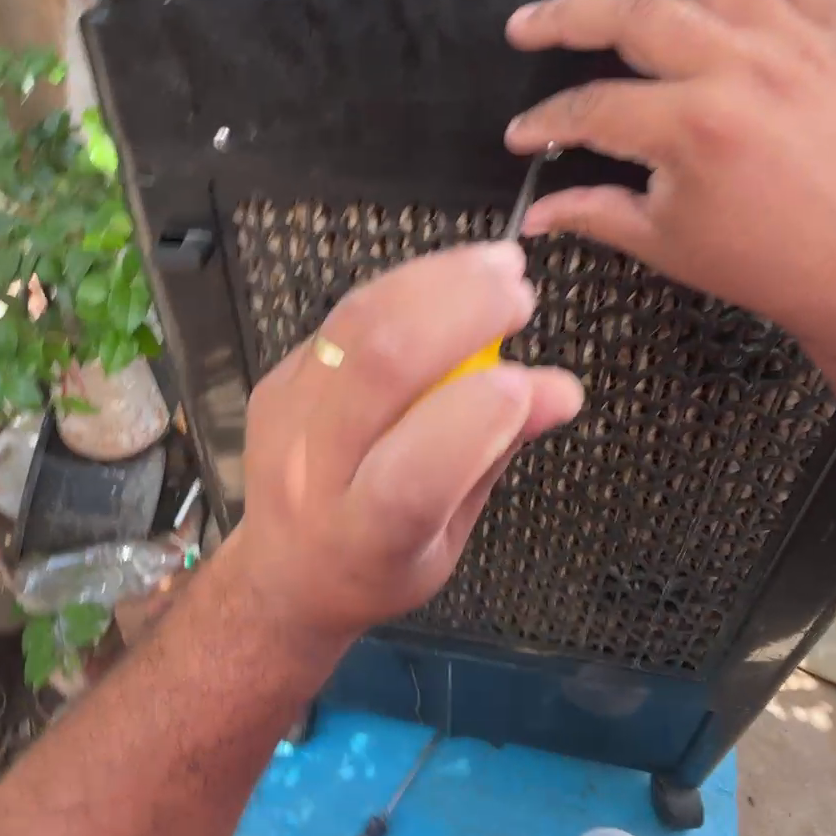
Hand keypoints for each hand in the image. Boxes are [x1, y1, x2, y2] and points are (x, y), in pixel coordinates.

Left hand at [223, 244, 583, 645]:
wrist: (280, 570)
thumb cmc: (376, 569)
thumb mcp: (446, 540)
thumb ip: (492, 460)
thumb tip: (558, 391)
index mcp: (363, 536)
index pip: (411, 475)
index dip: (474, 419)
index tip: (533, 380)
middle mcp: (310, 471)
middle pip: (378, 370)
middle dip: (459, 313)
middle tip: (520, 292)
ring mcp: (284, 416)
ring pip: (355, 326)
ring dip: (433, 281)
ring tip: (496, 265)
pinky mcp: (276, 379)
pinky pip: (343, 317)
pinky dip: (404, 287)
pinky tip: (449, 279)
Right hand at [505, 0, 835, 332]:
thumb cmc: (753, 260)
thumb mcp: (658, 241)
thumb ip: (590, 213)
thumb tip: (531, 215)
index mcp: (690, 128)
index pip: (592, 107)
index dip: (545, 121)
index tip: (520, 136)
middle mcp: (737, 69)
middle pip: (636, 14)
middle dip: (567, 15)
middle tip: (527, 22)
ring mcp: (788, 44)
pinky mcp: (828, 40)